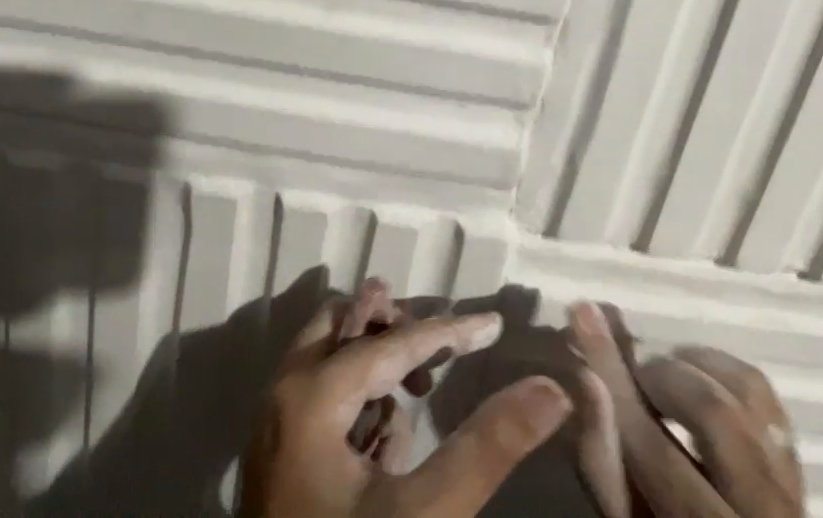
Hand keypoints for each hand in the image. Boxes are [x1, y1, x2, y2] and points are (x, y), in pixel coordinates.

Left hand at [240, 281, 575, 516]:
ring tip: (421, 391)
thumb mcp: (426, 513)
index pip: (392, 343)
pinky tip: (387, 438)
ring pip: (327, 354)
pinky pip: (317, 392)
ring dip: (375, 359)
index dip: (449, 331)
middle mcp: (281, 393)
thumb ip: (487, 446)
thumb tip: (550, 389)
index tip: (495, 325)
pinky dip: (355, 394)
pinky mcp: (277, 453)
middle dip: (395, 328)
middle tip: (444, 350)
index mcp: (310, 396)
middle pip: (342, 323)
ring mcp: (272, 423)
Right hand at [566, 301, 802, 517]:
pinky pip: (768, 393)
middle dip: (663, 376)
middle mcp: (761, 507)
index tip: (583, 313)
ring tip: (665, 379)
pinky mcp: (798, 463)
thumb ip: (602, 461)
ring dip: (697, 366)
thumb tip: (588, 378)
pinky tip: (698, 381)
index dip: (613, 378)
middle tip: (635, 381)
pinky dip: (724, 371)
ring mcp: (791, 484)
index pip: (654, 447)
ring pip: (749, 389)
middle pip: (715, 410)